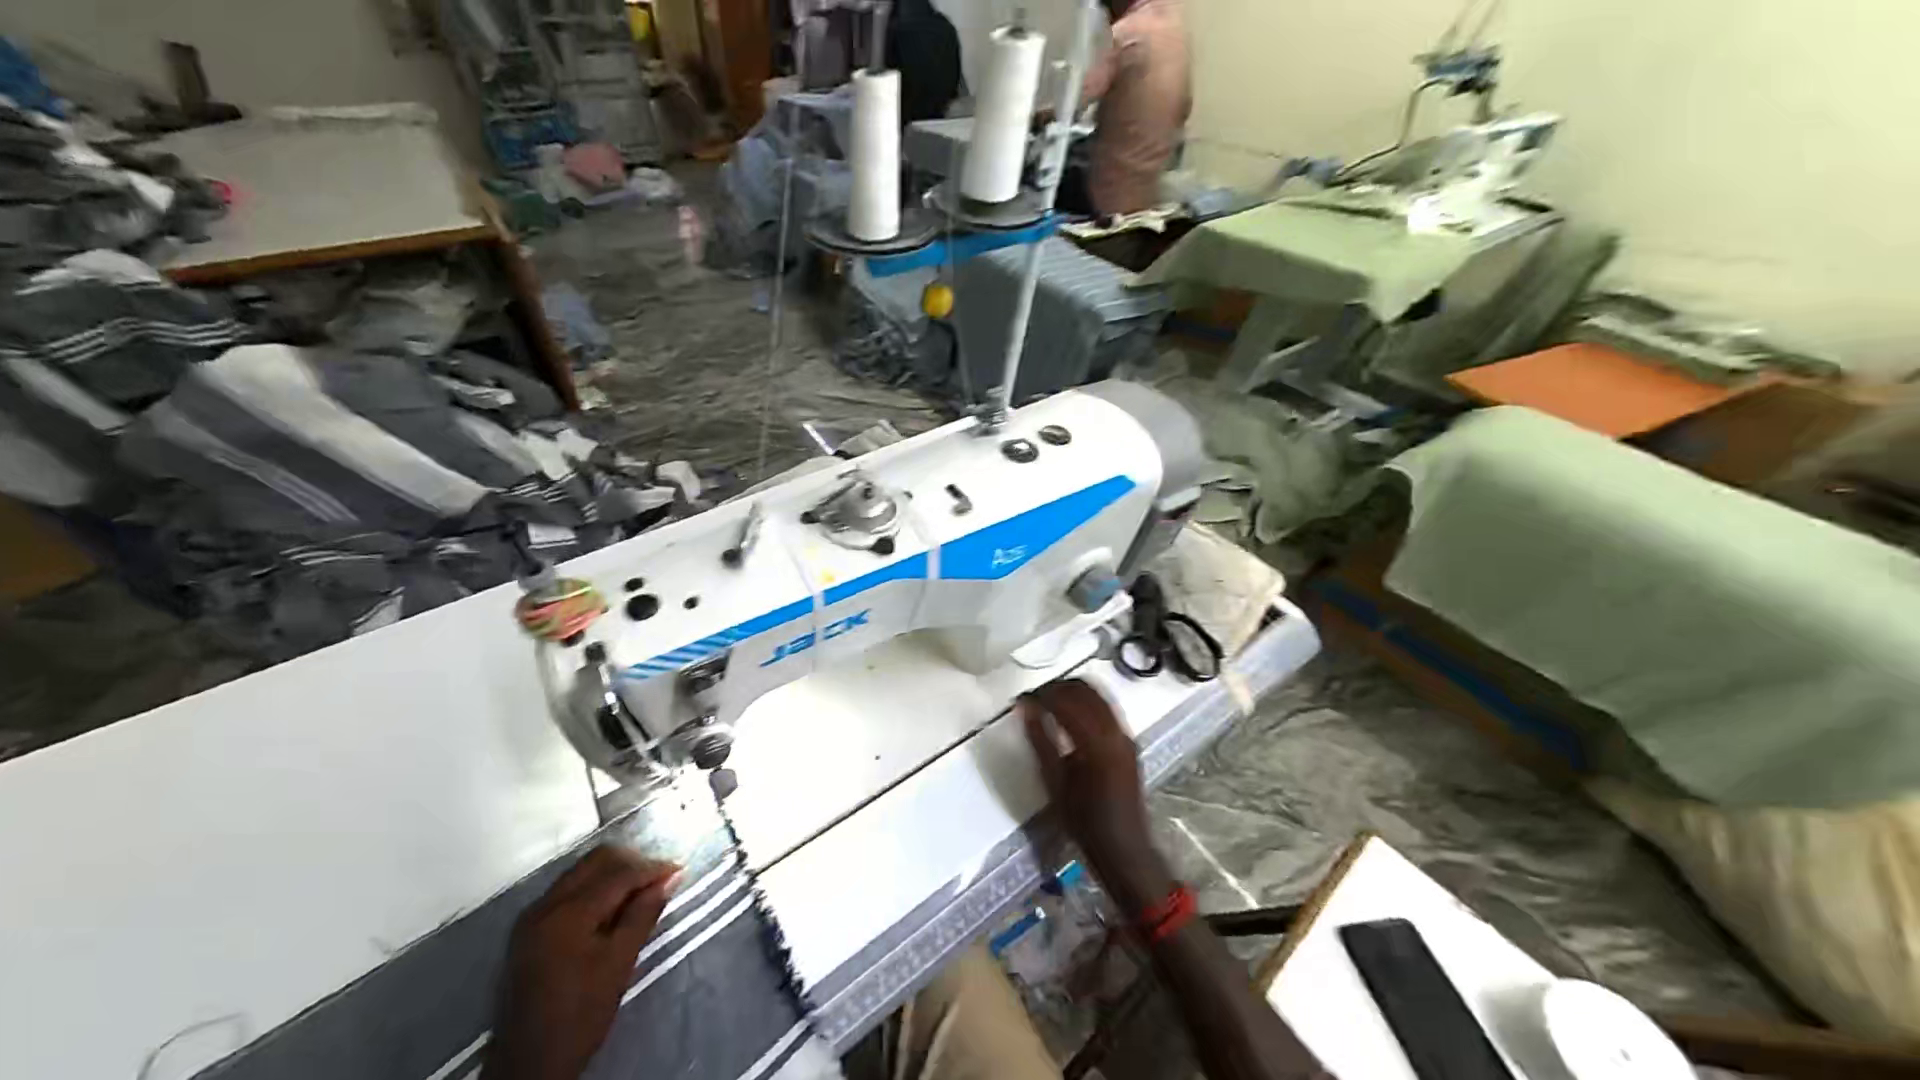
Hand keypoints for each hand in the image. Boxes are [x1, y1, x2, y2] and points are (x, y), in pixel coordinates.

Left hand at [484, 846, 679, 1079]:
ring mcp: (532, 916)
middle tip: (660, 880)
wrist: (527, 1066)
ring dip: (613, 874)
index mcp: (567, 914)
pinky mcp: (528, 929)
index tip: (680, 871)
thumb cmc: (579, 1017)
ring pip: (581, 872)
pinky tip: (613, 908)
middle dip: (632, 863)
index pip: (618, 873)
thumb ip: (643, 914)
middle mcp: (545, 905)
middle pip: (596, 861)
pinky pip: (568, 889)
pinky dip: (595, 888)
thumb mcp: (619, 965)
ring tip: (641, 893)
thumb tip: (672, 876)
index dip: (652, 868)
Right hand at [1020, 679, 1173, 914]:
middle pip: (1086, 690)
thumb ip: (1040, 740)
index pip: (1066, 700)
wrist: (1123, 847)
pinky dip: (1087, 703)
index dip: (1042, 694)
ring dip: (1073, 692)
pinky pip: (1107, 709)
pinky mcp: (1129, 742)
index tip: (1023, 698)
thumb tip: (1025, 708)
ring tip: (1049, 702)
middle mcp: (1116, 730)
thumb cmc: (1084, 821)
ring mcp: (1126, 735)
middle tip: (1034, 696)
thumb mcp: (1054, 782)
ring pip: (1099, 696)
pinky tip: (1070, 716)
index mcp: (1096, 740)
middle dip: (1058, 687)